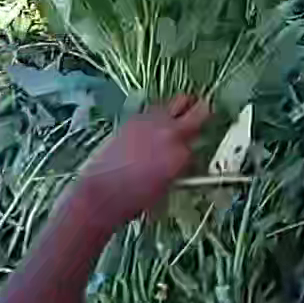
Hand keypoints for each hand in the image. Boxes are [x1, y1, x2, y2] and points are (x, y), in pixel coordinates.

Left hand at [73, 95, 209, 224]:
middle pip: (201, 109)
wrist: (100, 194)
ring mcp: (154, 121)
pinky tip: (152, 126)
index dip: (197, 144)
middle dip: (203, 112)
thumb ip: (180, 166)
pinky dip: (159, 114)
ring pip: (179, 101)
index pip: (200, 141)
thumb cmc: (133, 201)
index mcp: (181, 154)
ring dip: (182, 108)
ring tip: (177, 117)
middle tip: (201, 115)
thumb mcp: (166, 187)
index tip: (194, 147)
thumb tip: (184, 157)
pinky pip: (157, 107)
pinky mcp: (137, 117)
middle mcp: (172, 133)